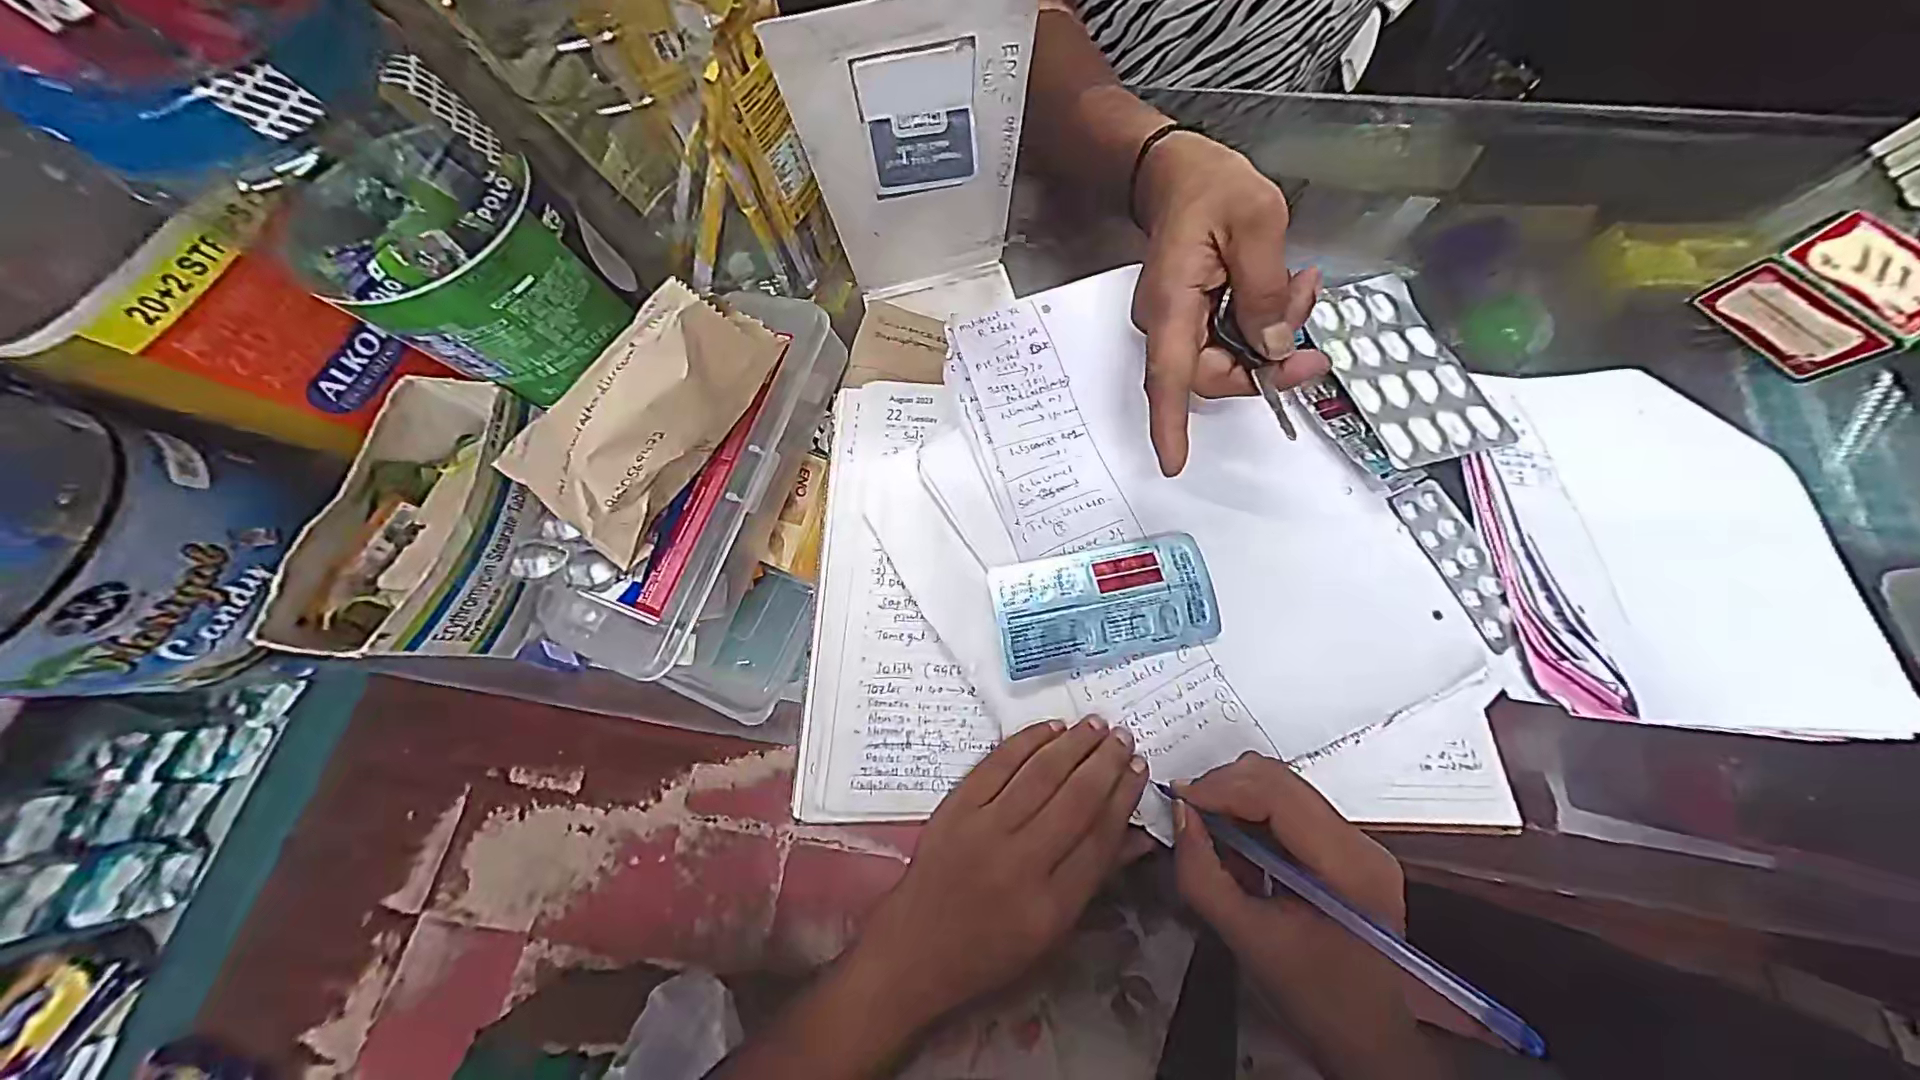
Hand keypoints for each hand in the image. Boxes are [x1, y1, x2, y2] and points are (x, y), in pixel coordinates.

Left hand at [848, 716, 1149, 1035]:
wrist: (917, 946)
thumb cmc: (992, 946)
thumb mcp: (1052, 930)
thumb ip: (1095, 877)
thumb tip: (1138, 834)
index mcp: (1050, 904)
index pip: (1100, 837)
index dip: (1124, 797)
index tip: (1139, 769)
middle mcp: (1020, 862)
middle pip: (1075, 799)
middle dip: (1106, 762)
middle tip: (1124, 737)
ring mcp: (984, 829)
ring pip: (1040, 774)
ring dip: (1073, 743)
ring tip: (1096, 725)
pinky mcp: (956, 808)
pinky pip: (998, 763)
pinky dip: (1028, 741)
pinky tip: (1051, 729)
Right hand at [1132, 132, 1329, 475]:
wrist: (1177, 176)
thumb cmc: (1209, 187)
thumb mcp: (1257, 223)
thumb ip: (1266, 289)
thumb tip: (1271, 347)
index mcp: (1172, 302)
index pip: (1168, 374)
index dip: (1169, 424)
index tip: (1173, 461)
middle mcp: (1166, 323)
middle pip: (1209, 374)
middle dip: (1264, 364)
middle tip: (1312, 342)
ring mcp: (1176, 324)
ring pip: (1223, 361)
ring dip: (1269, 340)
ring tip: (1301, 290)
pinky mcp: (1191, 320)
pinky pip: (1225, 343)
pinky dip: (1259, 328)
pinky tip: (1283, 293)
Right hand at [1173, 753, 1444, 1079]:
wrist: (1372, 1041)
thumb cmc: (1318, 1002)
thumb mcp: (1247, 940)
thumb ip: (1202, 873)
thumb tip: (1180, 815)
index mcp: (1348, 867)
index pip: (1275, 795)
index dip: (1220, 788)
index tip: (1180, 799)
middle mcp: (1360, 843)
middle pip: (1278, 779)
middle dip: (1223, 787)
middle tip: (1189, 813)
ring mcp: (1356, 842)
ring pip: (1279, 786)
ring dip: (1235, 799)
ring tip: (1213, 838)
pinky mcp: (1344, 847)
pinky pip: (1286, 807)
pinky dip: (1250, 815)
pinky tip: (1238, 850)